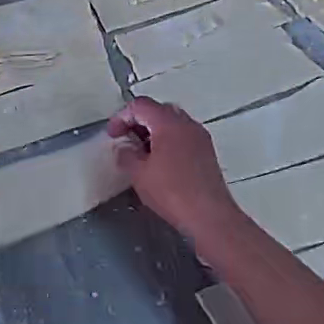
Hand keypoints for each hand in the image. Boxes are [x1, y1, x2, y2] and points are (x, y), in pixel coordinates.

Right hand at [108, 96, 241, 238]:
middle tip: (125, 137)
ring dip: (153, 131)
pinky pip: (183, 135)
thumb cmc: (172, 192)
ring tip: (140, 151)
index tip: (113, 134)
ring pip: (172, 122)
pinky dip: (168, 140)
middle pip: (158, 110)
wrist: (210, 217)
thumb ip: (125, 154)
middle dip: (138, 121)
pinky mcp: (207, 153)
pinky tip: (159, 161)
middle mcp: (187, 124)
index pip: (140, 106)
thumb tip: (124, 148)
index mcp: (168, 123)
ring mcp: (200, 138)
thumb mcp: (138, 173)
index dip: (121, 117)